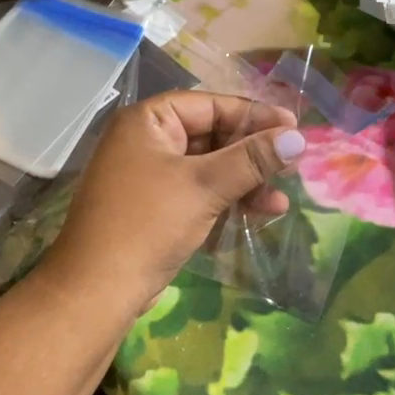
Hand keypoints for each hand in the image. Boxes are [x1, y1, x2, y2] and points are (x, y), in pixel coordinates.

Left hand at [36, 91, 303, 310]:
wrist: (96, 291)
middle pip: (211, 135)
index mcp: (148, 121)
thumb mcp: (205, 186)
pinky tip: (260, 214)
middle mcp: (145, 140)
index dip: (254, 115)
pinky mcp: (154, 208)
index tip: (294, 128)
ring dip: (245, 181)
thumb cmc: (148, 224)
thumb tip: (298, 137)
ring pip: (208, 167)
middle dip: (252, 153)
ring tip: (281, 200)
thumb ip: (252, 159)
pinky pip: (198, 192)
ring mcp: (148, 176)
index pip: (210, 104)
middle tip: (292, 165)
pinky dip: (226, 200)